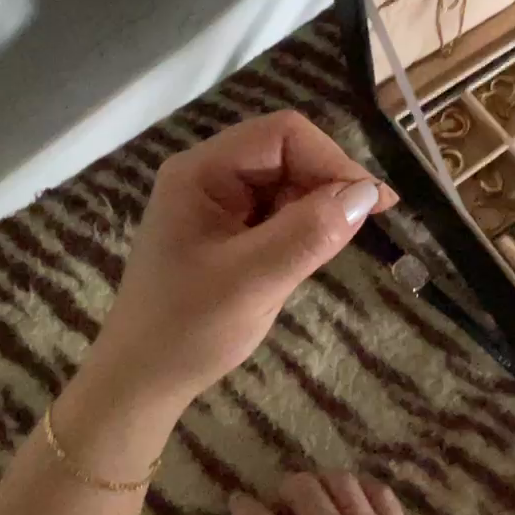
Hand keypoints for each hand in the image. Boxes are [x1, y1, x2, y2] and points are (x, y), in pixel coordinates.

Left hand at [89, 111, 395, 410]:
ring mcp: (217, 206)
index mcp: (201, 173)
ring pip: (287, 186)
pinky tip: (302, 262)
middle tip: (356, 233)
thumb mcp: (252, 282)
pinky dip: (302, 231)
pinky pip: (278, 215)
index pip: (281, 135)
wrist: (144, 379)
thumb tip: (367, 194)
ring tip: (322, 255)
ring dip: (316, 212)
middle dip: (326, 187)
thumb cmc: (187, 330)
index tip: (371, 204)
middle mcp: (208, 177)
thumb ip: (308, 233)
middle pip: (286, 155)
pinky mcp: (228, 233)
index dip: (331, 160)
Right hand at [230, 472, 478, 514]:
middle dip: (287, 486)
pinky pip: (378, 491)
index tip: (237, 499)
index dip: (246, 509)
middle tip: (285, 502)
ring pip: (340, 481)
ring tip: (321, 496)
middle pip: (303, 489)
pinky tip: (359, 500)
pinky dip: (363, 488)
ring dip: (324, 482)